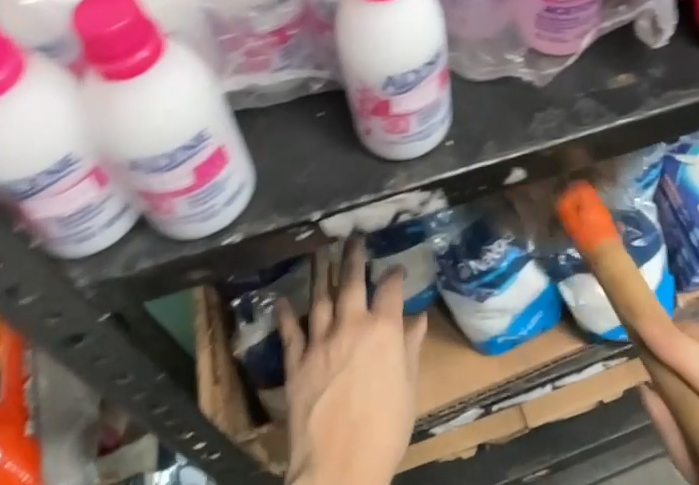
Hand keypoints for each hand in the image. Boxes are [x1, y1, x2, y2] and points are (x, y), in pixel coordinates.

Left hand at [277, 237, 427, 484]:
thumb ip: (410, 348)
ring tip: (320, 254)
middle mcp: (351, 326)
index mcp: (384, 330)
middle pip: (351, 281)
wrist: (340, 465)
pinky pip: (290, 332)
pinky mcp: (296, 363)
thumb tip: (417, 319)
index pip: (390, 289)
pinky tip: (282, 299)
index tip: (395, 268)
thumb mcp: (409, 386)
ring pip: (319, 298)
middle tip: (353, 237)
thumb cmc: (386, 429)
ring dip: (320, 273)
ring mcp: (320, 343)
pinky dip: (286, 314)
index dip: (394, 274)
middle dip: (353, 256)